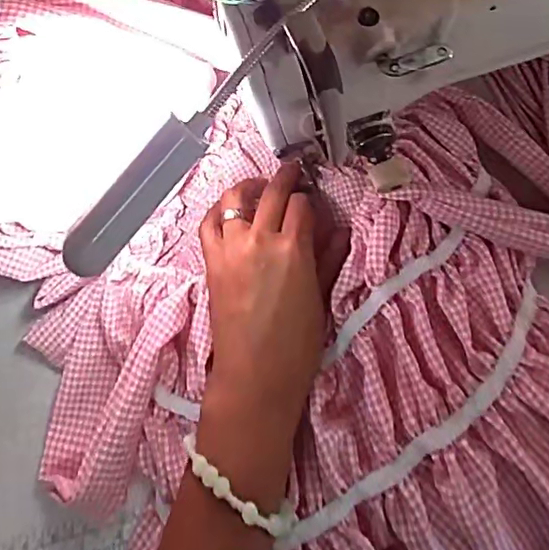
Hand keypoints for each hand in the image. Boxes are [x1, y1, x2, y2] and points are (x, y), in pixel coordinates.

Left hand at [199, 162, 345, 420]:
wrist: (255, 375)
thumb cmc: (295, 343)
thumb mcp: (319, 298)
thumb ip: (327, 258)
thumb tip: (339, 231)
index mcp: (292, 249)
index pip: (301, 204)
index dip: (309, 200)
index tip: (312, 203)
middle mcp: (259, 240)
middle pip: (271, 192)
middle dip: (285, 178)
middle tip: (293, 173)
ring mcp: (231, 248)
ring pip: (235, 198)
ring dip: (250, 187)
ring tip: (260, 188)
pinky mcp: (211, 260)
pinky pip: (209, 222)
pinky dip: (219, 210)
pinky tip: (230, 211)